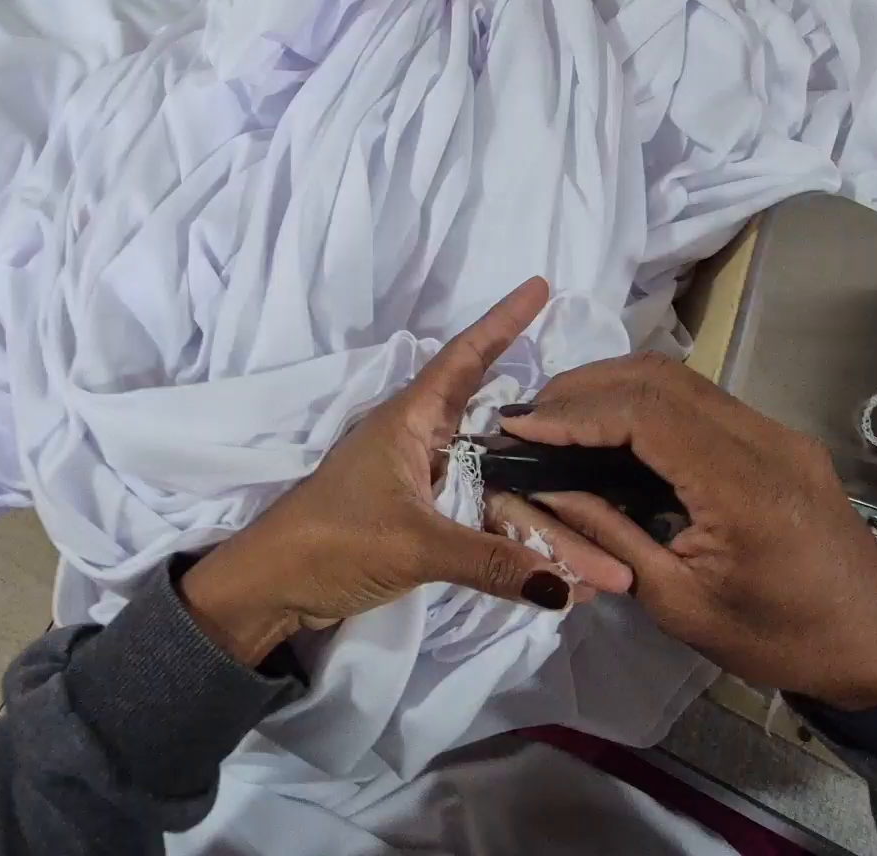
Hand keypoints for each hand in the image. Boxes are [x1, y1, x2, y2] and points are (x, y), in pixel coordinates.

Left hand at [181, 278, 633, 664]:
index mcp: (408, 421)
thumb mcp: (412, 544)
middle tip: (594, 412)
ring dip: (538, 489)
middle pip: (491, 417)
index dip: (501, 322)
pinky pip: (480, 509)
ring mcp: (419, 480)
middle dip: (543, 419)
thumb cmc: (334, 539)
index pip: (463, 359)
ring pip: (492, 472)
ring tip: (599, 504)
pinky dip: (516, 524)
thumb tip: (566, 590)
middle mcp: (418, 441)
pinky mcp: (419, 517)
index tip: (538, 286)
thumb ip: (488, 560)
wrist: (276, 582)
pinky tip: (558, 548)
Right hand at [501, 354, 876, 710]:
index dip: (574, 414)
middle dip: (579, 389)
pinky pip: (690, 395)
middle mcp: (766, 442)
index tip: (518, 428)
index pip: (645, 415)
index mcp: (747, 490)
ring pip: (672, 376)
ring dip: (605, 386)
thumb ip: (608, 535)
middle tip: (528, 418)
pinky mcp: (772, 435)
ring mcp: (774, 431)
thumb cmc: (781, 640)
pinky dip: (634, 397)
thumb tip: (543, 488)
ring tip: (555, 417)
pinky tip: (603, 424)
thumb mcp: (678, 604)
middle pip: (656, 377)